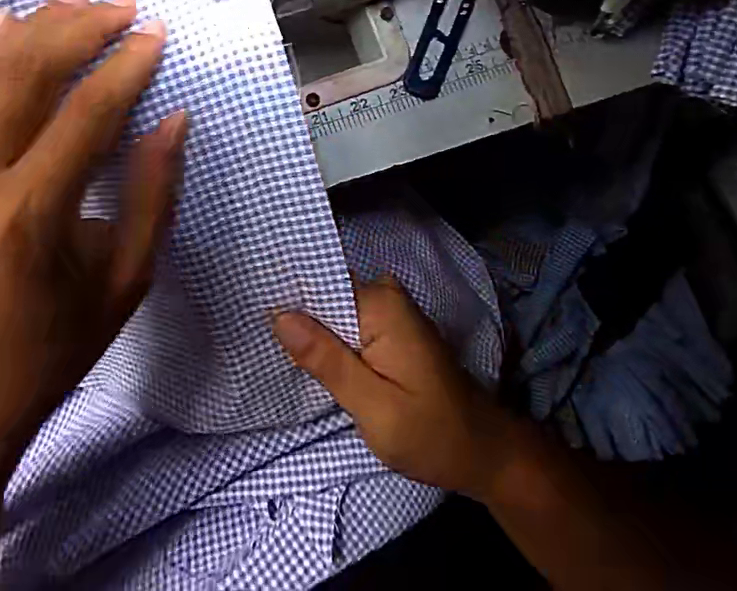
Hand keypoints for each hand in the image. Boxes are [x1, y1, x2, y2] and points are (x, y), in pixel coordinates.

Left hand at [0, 0, 187, 484]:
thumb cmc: (54, 348)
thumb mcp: (126, 281)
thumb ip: (153, 194)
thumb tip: (173, 117)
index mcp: (28, 216)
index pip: (85, 114)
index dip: (126, 67)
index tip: (155, 34)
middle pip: (27, 76)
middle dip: (79, 31)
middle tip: (122, 6)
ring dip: (37, 29)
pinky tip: (15, 23)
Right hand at [273, 275, 520, 499]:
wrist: (483, 452)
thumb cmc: (431, 433)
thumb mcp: (374, 407)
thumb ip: (327, 360)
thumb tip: (280, 317)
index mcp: (380, 304)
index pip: (318, 285)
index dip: (286, 299)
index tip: (253, 317)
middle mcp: (386, 293)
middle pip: (324, 296)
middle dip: (297, 319)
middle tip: (265, 345)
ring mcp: (390, 309)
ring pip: (333, 311)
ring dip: (312, 333)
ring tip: (281, 353)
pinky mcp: (391, 327)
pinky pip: (348, 323)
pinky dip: (331, 341)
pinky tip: (312, 359)